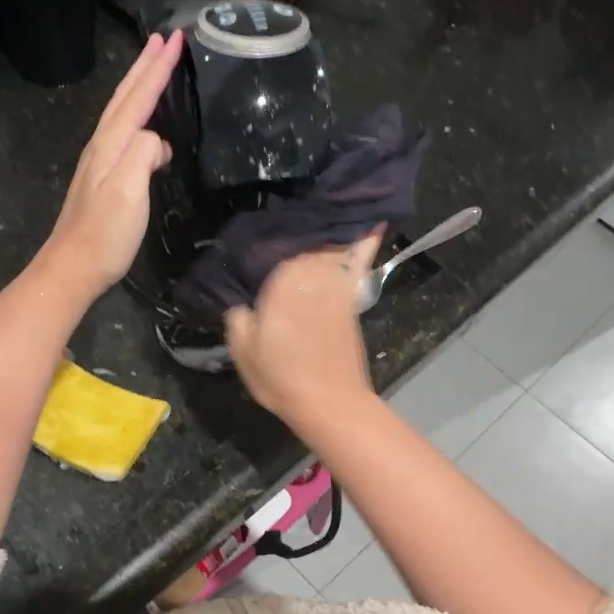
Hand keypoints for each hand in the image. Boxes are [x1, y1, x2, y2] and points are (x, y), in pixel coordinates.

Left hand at [35, 31, 184, 299]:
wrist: (74, 268)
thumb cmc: (104, 234)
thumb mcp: (129, 191)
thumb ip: (144, 154)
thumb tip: (158, 140)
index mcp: (111, 144)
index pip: (139, 97)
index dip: (158, 68)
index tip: (177, 38)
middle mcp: (102, 146)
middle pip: (126, 97)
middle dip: (146, 66)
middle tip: (163, 38)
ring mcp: (99, 163)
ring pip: (123, 112)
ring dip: (139, 87)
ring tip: (154, 67)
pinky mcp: (102, 180)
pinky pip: (125, 134)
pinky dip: (139, 117)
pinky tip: (149, 130)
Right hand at [225, 229, 383, 428]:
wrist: (330, 402)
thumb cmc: (282, 378)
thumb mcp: (244, 353)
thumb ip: (238, 319)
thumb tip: (241, 302)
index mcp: (281, 287)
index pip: (274, 248)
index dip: (267, 238)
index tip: (258, 229)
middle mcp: (310, 278)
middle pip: (302, 242)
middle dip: (295, 229)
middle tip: (284, 218)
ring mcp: (334, 287)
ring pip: (328, 247)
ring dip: (324, 230)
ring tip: (318, 211)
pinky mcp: (350, 300)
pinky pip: (357, 264)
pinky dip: (365, 243)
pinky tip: (374, 224)